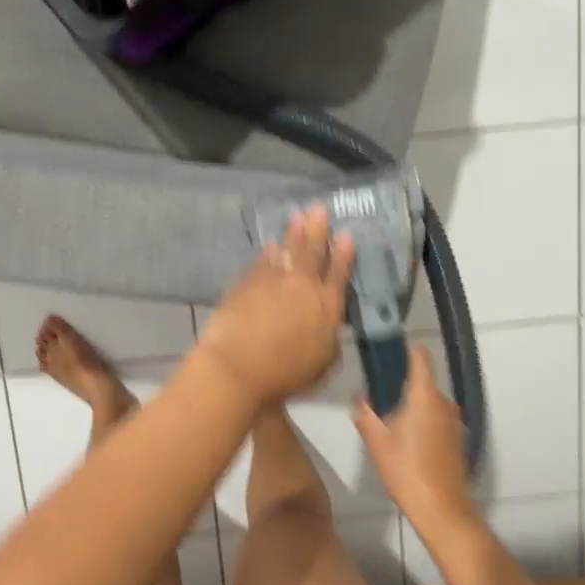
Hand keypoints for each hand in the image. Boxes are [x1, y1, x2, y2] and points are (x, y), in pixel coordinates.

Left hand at [196, 206, 354, 405]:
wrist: (238, 367)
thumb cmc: (286, 375)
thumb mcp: (322, 365)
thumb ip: (329, 341)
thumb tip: (329, 329)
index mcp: (328, 307)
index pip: (339, 275)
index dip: (343, 254)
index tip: (346, 235)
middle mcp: (303, 286)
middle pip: (312, 253)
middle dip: (317, 230)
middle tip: (319, 209)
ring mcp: (273, 281)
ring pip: (286, 251)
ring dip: (292, 234)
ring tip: (296, 217)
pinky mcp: (246, 284)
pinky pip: (261, 263)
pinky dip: (267, 253)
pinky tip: (269, 246)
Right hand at [353, 344, 472, 525]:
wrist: (440, 507)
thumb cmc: (405, 470)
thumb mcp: (377, 442)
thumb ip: (365, 414)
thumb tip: (360, 397)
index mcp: (424, 396)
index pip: (420, 358)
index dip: (407, 349)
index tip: (390, 348)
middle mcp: (444, 402)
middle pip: (422, 383)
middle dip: (401, 387)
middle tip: (378, 400)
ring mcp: (454, 421)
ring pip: (429, 403)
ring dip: (412, 408)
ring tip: (390, 425)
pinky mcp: (458, 438)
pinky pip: (437, 420)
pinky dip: (423, 423)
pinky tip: (408, 443)